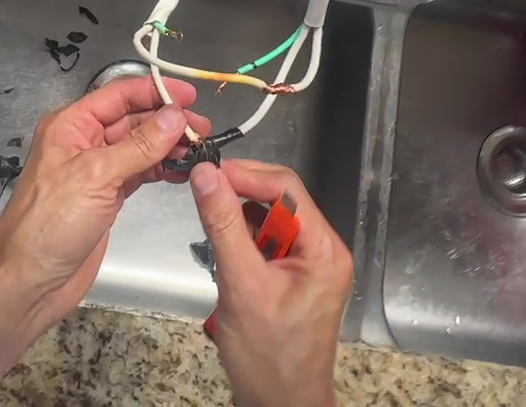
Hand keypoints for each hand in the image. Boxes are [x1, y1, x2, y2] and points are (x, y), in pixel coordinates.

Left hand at [0, 76, 211, 321]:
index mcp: (71, 124)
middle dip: (167, 121)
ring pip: (139, 146)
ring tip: (200, 150)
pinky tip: (183, 170)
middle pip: (132, 119)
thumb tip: (175, 116)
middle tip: (203, 129)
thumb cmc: (50, 223)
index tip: (189, 96)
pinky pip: (139, 171)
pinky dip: (161, 168)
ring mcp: (96, 169)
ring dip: (168, 146)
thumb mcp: (96, 176)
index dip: (154, 90)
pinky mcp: (107, 196)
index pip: (118, 95)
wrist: (29, 282)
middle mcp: (84, 141)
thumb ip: (139, 145)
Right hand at [190, 159, 352, 406]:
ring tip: (209, 218)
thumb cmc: (267, 355)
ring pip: (268, 216)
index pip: (285, 187)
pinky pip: (265, 238)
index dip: (245, 174)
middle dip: (240, 191)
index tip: (207, 171)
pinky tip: (222, 246)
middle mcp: (321, 247)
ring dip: (238, 214)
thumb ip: (223, 225)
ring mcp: (307, 261)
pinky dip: (241, 235)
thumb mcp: (241, 284)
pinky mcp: (290, 274)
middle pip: (278, 197)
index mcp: (323, 247)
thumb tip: (204, 172)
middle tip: (202, 189)